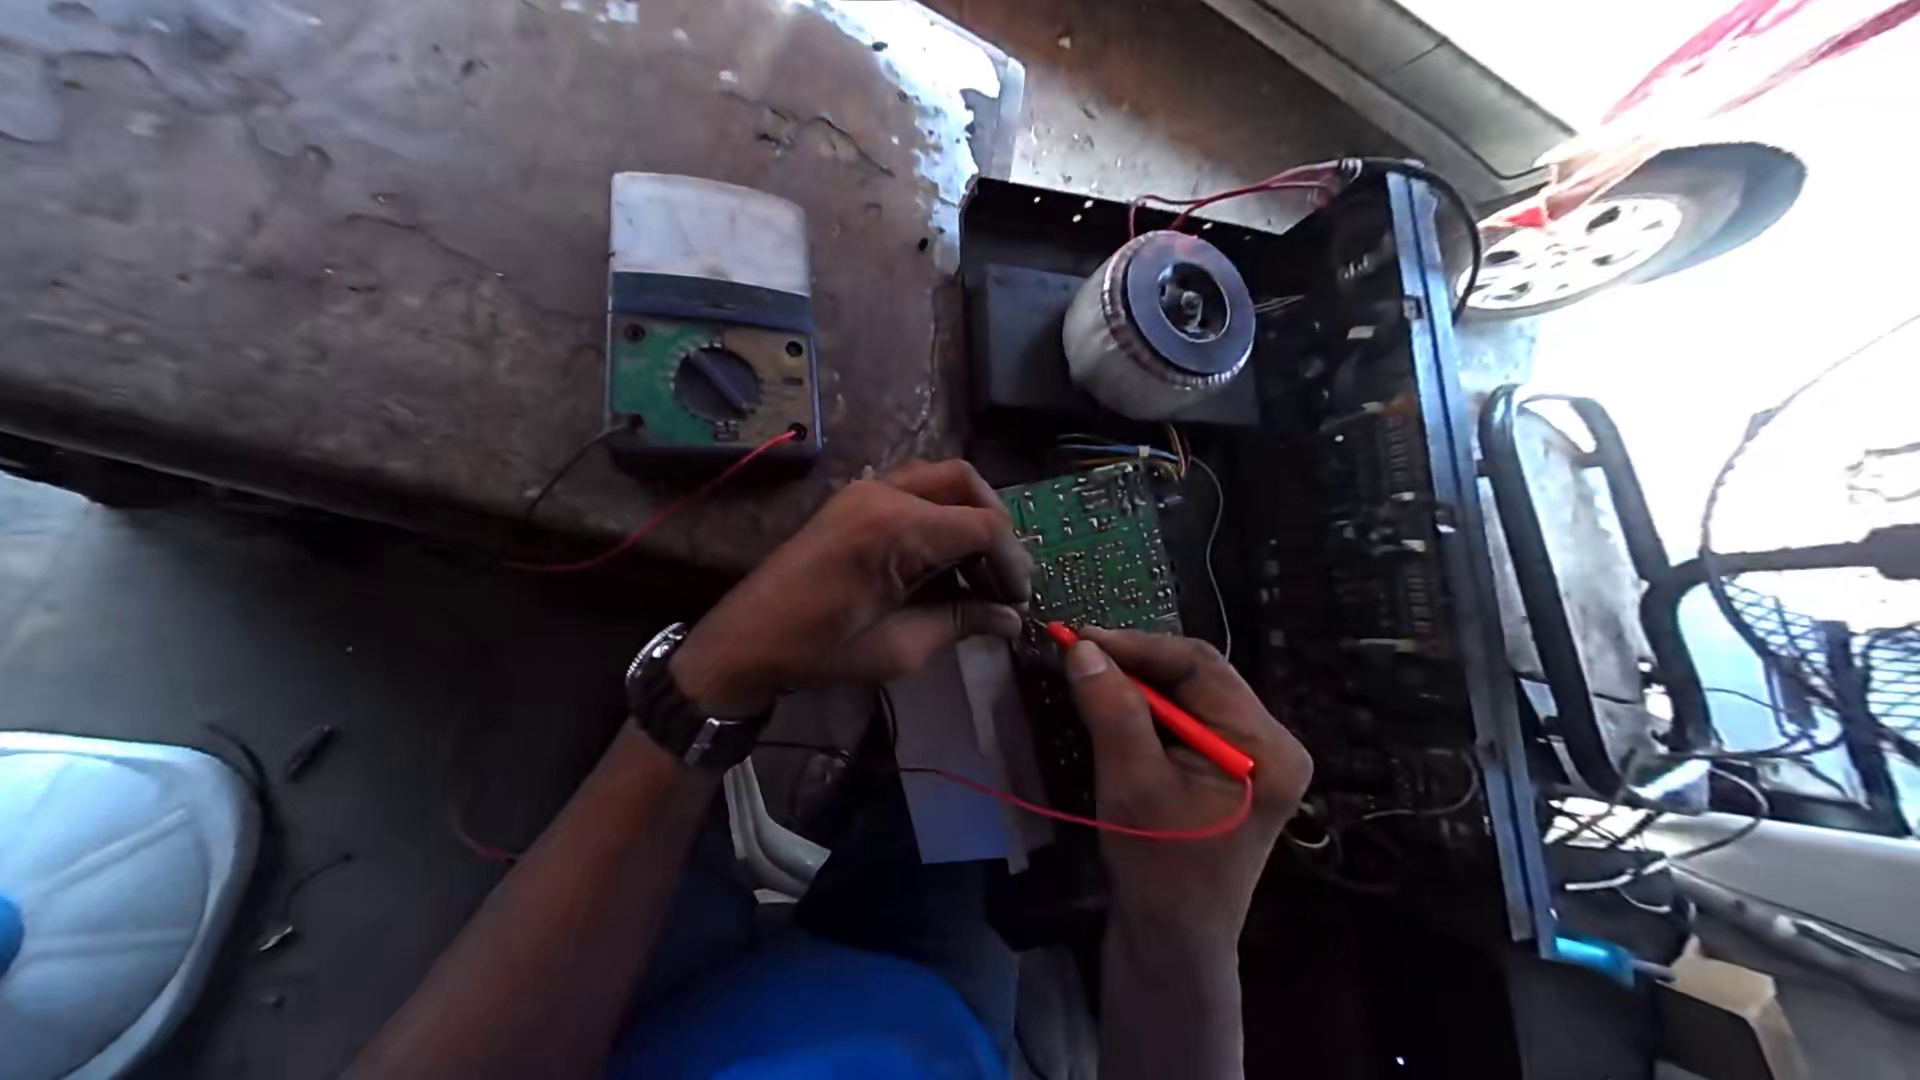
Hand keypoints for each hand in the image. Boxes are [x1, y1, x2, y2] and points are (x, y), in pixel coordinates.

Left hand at [670, 460, 1031, 713]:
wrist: (747, 638)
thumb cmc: (820, 650)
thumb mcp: (900, 647)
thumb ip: (960, 621)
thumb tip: (1009, 619)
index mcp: (896, 530)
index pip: (984, 526)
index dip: (1012, 563)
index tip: (1016, 601)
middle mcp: (884, 494)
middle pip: (969, 483)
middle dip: (997, 528)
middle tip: (1001, 578)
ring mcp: (865, 489)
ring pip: (943, 476)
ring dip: (970, 512)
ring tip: (976, 565)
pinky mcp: (854, 496)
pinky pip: (915, 486)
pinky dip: (941, 509)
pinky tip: (941, 552)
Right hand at [1065, 628, 1311, 948]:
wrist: (1170, 940)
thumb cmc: (1158, 868)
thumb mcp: (1131, 783)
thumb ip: (1111, 709)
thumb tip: (1080, 647)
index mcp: (1265, 746)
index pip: (1201, 666)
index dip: (1136, 645)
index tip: (1080, 638)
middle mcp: (1268, 741)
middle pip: (1196, 674)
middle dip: (1134, 660)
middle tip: (1077, 651)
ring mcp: (1248, 753)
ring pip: (1184, 690)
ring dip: (1134, 679)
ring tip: (1086, 669)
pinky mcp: (1224, 764)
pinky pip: (1180, 714)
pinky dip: (1141, 702)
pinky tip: (1109, 698)